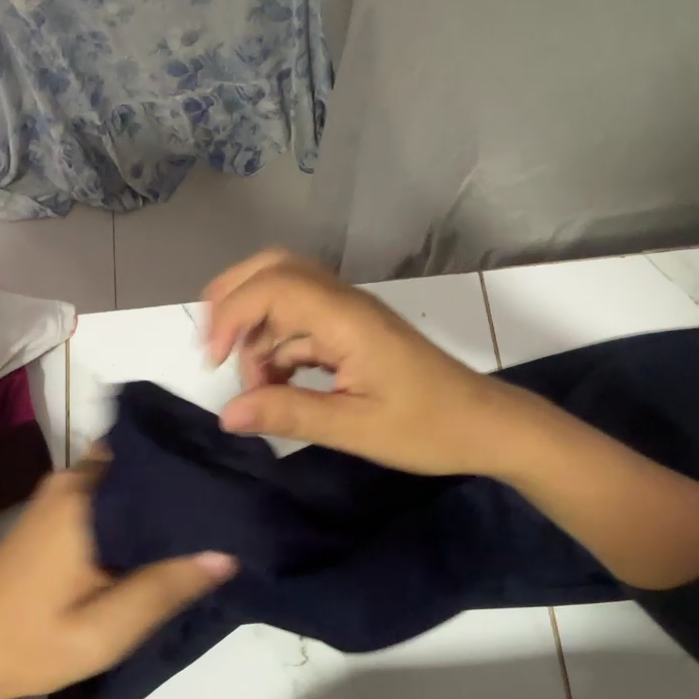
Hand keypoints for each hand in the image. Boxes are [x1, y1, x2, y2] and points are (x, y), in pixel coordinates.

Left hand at [0, 457, 236, 698]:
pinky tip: (160, 532)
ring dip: (155, 494)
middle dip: (177, 479)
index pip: (150, 456)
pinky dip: (133, 506)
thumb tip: (227, 553)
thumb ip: (166, 587)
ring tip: (204, 514)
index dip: (191, 466)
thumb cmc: (36, 644)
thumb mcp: (108, 629)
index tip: (231, 480)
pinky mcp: (51, 514)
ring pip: (121, 477)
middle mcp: (68, 483)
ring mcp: (55, 496)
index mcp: (81, 497)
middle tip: (225, 501)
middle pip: (137, 462)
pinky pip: (104, 492)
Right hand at [204, 249, 541, 476]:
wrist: (486, 426)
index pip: (273, 287)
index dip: (232, 315)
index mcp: (347, 319)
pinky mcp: (353, 334)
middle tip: (213, 348)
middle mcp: (345, 304)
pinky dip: (277, 348)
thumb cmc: (428, 429)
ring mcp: (350, 316)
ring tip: (251, 386)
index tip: (214, 362)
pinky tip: (274, 387)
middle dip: (233, 300)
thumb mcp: (354, 429)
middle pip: (275, 269)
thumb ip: (288, 415)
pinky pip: (301, 325)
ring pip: (285, 296)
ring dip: (256, 332)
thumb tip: (227, 414)